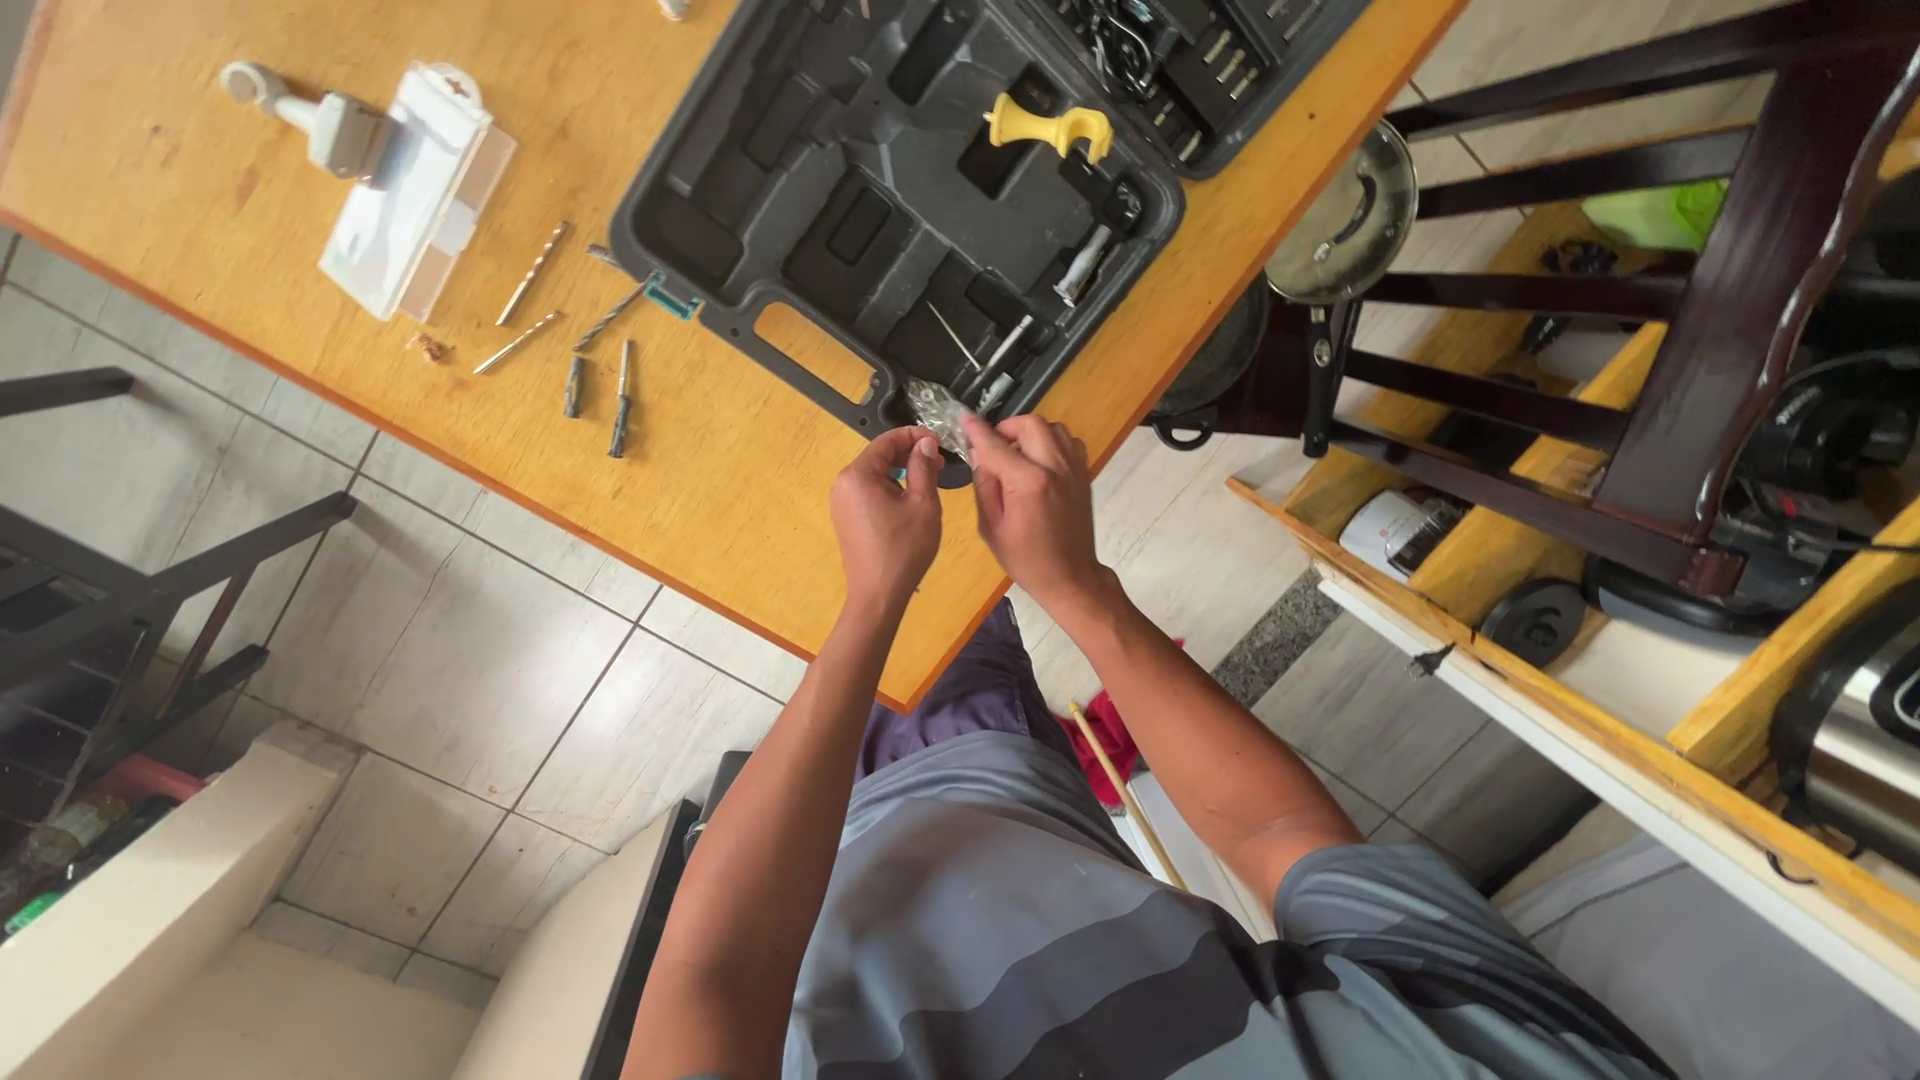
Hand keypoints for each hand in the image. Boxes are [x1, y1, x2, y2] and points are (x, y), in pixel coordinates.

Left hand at [830, 426, 944, 612]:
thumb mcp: (923, 503)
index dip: (915, 436)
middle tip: (939, 464)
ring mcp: (841, 503)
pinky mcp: (846, 519)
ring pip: (875, 475)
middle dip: (909, 455)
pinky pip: (869, 493)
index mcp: (857, 475)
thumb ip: (924, 467)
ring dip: (901, 473)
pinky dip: (890, 490)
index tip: (940, 442)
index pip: (887, 441)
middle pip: (878, 457)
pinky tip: (909, 502)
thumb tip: (925, 443)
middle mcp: (843, 484)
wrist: (878, 595)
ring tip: (928, 484)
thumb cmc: (904, 548)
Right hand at [962, 413, 1104, 609]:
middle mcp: (1055, 468)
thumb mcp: (991, 527)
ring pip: (1053, 427)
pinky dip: (1051, 442)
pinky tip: (1039, 461)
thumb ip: (984, 485)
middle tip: (994, 447)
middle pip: (1030, 424)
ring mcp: (1074, 468)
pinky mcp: (1083, 473)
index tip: (964, 418)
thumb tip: (981, 455)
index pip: (996, 445)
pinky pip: (1068, 441)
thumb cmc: (1025, 558)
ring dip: (1030, 433)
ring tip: (1017, 454)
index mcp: (1028, 483)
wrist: (1069, 575)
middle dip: (1007, 429)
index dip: (977, 430)